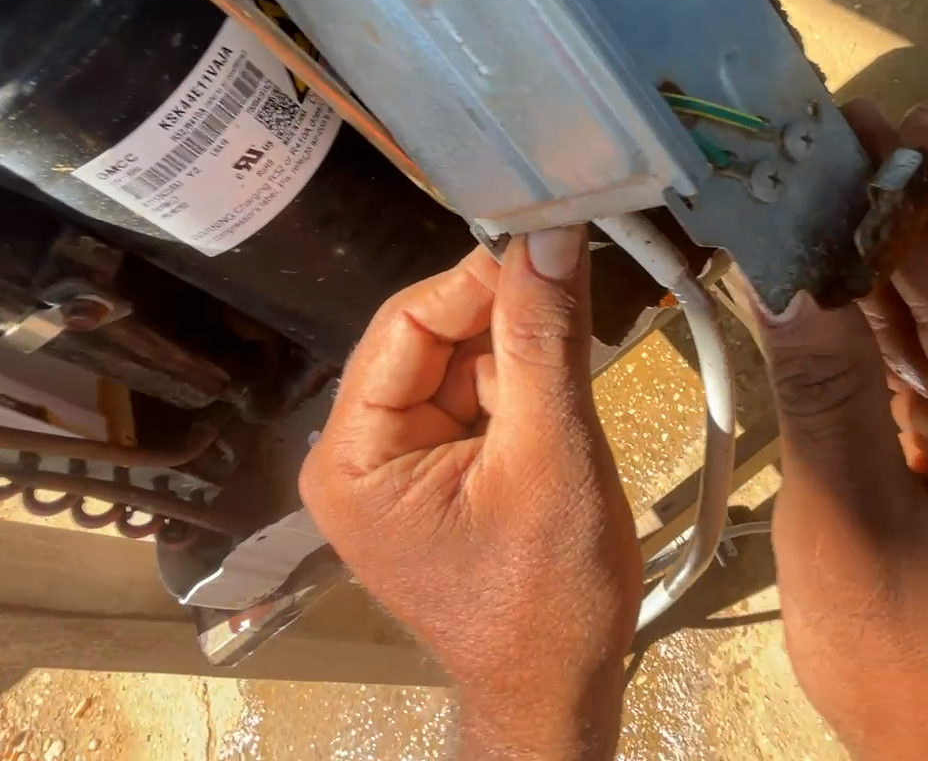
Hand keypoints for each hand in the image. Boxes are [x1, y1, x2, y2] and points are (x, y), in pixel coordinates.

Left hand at [300, 229, 640, 760]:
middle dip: (504, 318)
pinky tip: (557, 395)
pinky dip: (521, 383)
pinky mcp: (435, 466)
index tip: (544, 243)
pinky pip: (476, 395)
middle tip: (572, 288)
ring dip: (519, 350)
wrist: (559, 691)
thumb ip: (544, 340)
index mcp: (353, 453)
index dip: (475, 279)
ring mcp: (397, 458)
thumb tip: (550, 236)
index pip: (406, 323)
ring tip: (573, 358)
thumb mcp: (550, 455)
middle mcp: (359, 448)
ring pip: (461, 361)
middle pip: (432, 338)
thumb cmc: (547, 596)